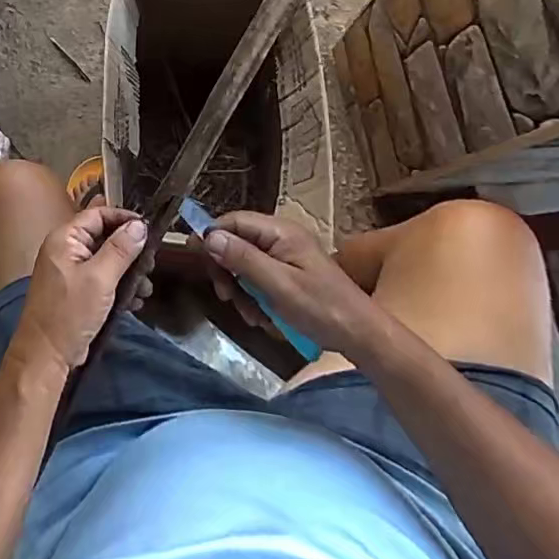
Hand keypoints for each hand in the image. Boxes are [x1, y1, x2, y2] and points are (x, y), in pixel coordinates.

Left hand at [14, 206, 148, 374]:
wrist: (45, 356)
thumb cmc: (70, 312)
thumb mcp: (100, 278)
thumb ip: (120, 249)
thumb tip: (140, 225)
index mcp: (65, 238)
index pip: (98, 214)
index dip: (124, 219)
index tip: (149, 230)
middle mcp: (66, 249)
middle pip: (104, 237)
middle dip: (130, 249)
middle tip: (151, 264)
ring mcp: (70, 271)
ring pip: (106, 260)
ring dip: (128, 271)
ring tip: (146, 287)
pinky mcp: (76, 291)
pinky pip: (102, 279)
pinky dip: (119, 286)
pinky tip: (135, 300)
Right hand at [202, 211, 380, 355]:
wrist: (362, 337)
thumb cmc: (322, 308)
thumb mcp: (278, 285)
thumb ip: (243, 259)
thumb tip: (209, 236)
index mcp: (280, 232)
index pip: (234, 221)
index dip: (212, 237)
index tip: (197, 259)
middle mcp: (281, 239)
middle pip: (236, 244)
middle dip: (228, 272)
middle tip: (228, 297)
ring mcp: (286, 258)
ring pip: (245, 266)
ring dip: (242, 292)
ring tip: (253, 315)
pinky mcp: (289, 276)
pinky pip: (259, 281)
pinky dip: (256, 299)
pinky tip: (264, 318)